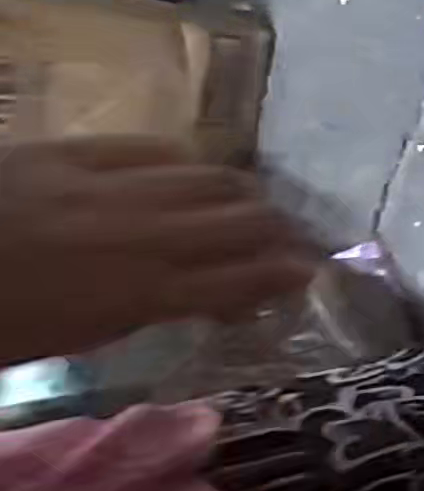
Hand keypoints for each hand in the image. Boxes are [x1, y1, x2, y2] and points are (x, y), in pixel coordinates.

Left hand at [0, 136, 319, 365]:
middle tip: (280, 244)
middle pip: (251, 220)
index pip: (249, 277)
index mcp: (131, 292)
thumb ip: (144, 311)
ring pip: (218, 179)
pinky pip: (153, 148)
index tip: (305, 277)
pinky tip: (180, 175)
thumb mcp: (51, 342)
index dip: (289, 274)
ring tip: (241, 206)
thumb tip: (219, 298)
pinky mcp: (60, 155)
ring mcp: (101, 188)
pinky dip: (182, 163)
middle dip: (280, 233)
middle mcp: (137, 236)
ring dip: (243, 195)